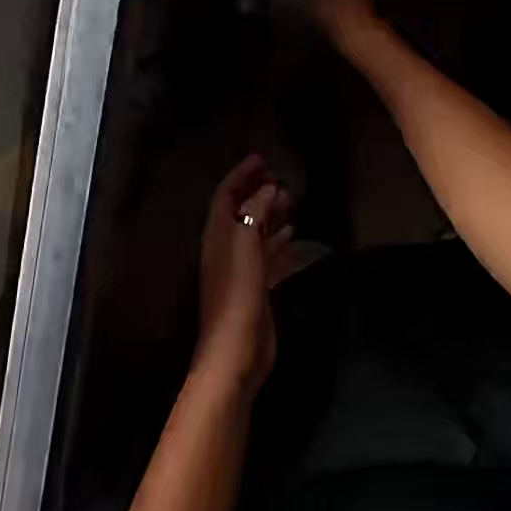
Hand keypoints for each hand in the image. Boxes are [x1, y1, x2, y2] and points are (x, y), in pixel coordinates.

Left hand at [196, 154, 292, 393]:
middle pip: (241, 209)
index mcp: (217, 234)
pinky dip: (278, 239)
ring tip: (290, 199)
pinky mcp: (256, 286)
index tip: (261, 157)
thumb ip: (255, 214)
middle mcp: (225, 247)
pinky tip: (292, 233)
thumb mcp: (245, 246)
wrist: (235, 352)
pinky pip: (267, 253)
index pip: (226, 194)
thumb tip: (268, 188)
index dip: (241, 174)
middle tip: (280, 176)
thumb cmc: (237, 295)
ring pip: (255, 230)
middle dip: (257, 191)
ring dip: (269, 212)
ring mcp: (240, 268)